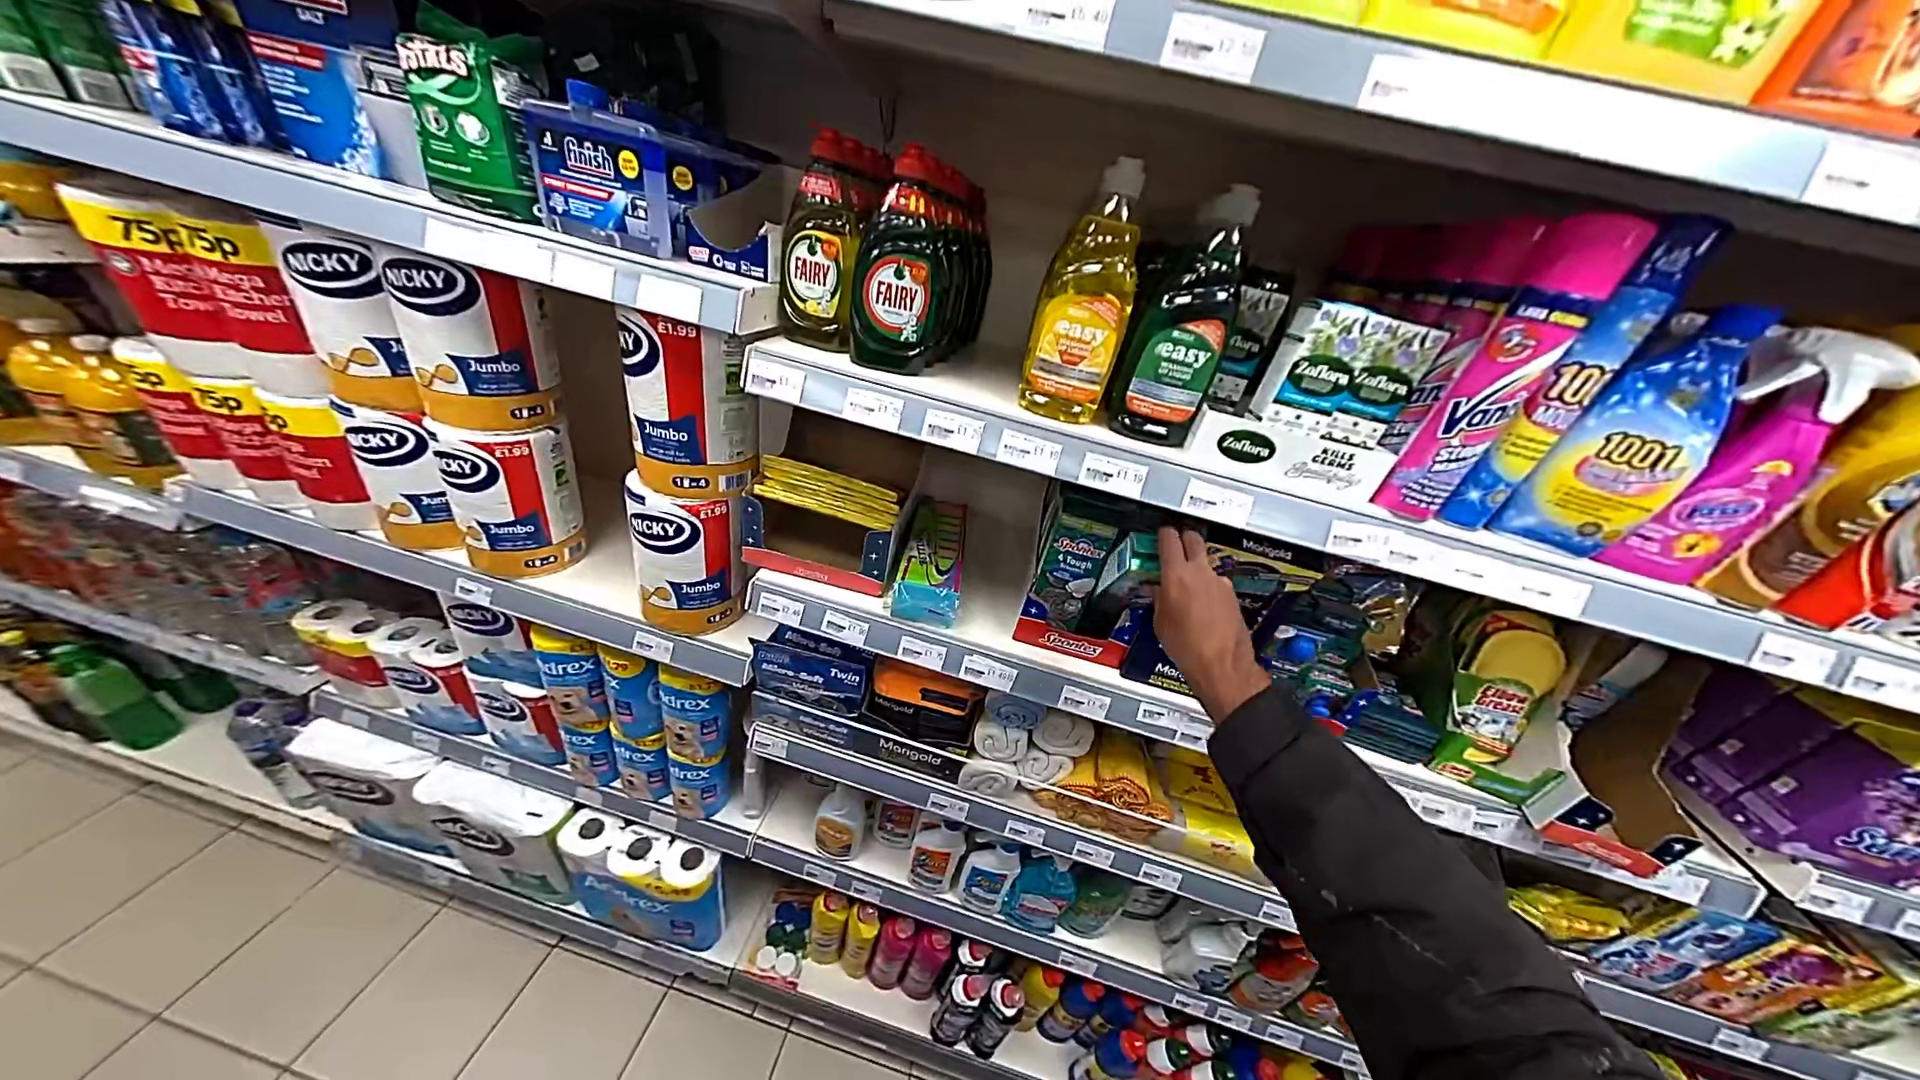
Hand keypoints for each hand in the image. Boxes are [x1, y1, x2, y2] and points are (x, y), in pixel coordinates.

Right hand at [1153, 526, 1270, 721]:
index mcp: (1177, 575)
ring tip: (1185, 581)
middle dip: (1183, 538)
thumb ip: (1159, 598)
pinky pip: (1216, 581)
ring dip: (1196, 565)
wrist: (1221, 665)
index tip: (1160, 535)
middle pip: (1193, 539)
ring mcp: (1220, 582)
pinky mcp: (1231, 595)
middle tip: (1175, 544)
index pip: (1169, 539)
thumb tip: (1157, 591)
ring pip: (1206, 561)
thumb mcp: (1160, 622)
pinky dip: (1208, 584)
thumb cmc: (1189, 647)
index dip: (1163, 533)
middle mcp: (1201, 573)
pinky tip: (1200, 601)